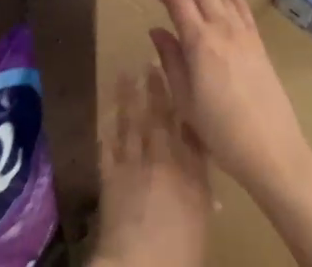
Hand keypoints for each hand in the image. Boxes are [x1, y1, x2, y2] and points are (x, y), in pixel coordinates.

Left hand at [96, 66, 209, 266]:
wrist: (141, 262)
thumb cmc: (181, 250)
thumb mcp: (199, 219)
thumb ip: (200, 194)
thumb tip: (206, 190)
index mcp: (192, 173)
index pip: (190, 131)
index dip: (185, 105)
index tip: (182, 81)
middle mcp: (163, 160)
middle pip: (160, 117)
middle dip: (156, 90)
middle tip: (151, 64)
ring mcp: (133, 163)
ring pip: (131, 122)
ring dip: (128, 97)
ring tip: (125, 74)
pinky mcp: (109, 173)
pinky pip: (107, 145)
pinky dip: (107, 129)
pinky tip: (106, 116)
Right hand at [143, 0, 311, 193]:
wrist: (273, 151)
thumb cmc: (220, 131)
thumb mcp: (185, 99)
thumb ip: (170, 60)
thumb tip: (157, 30)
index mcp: (200, 42)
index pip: (177, 0)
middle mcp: (223, 30)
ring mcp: (246, 37)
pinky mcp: (261, 48)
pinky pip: (244, 13)